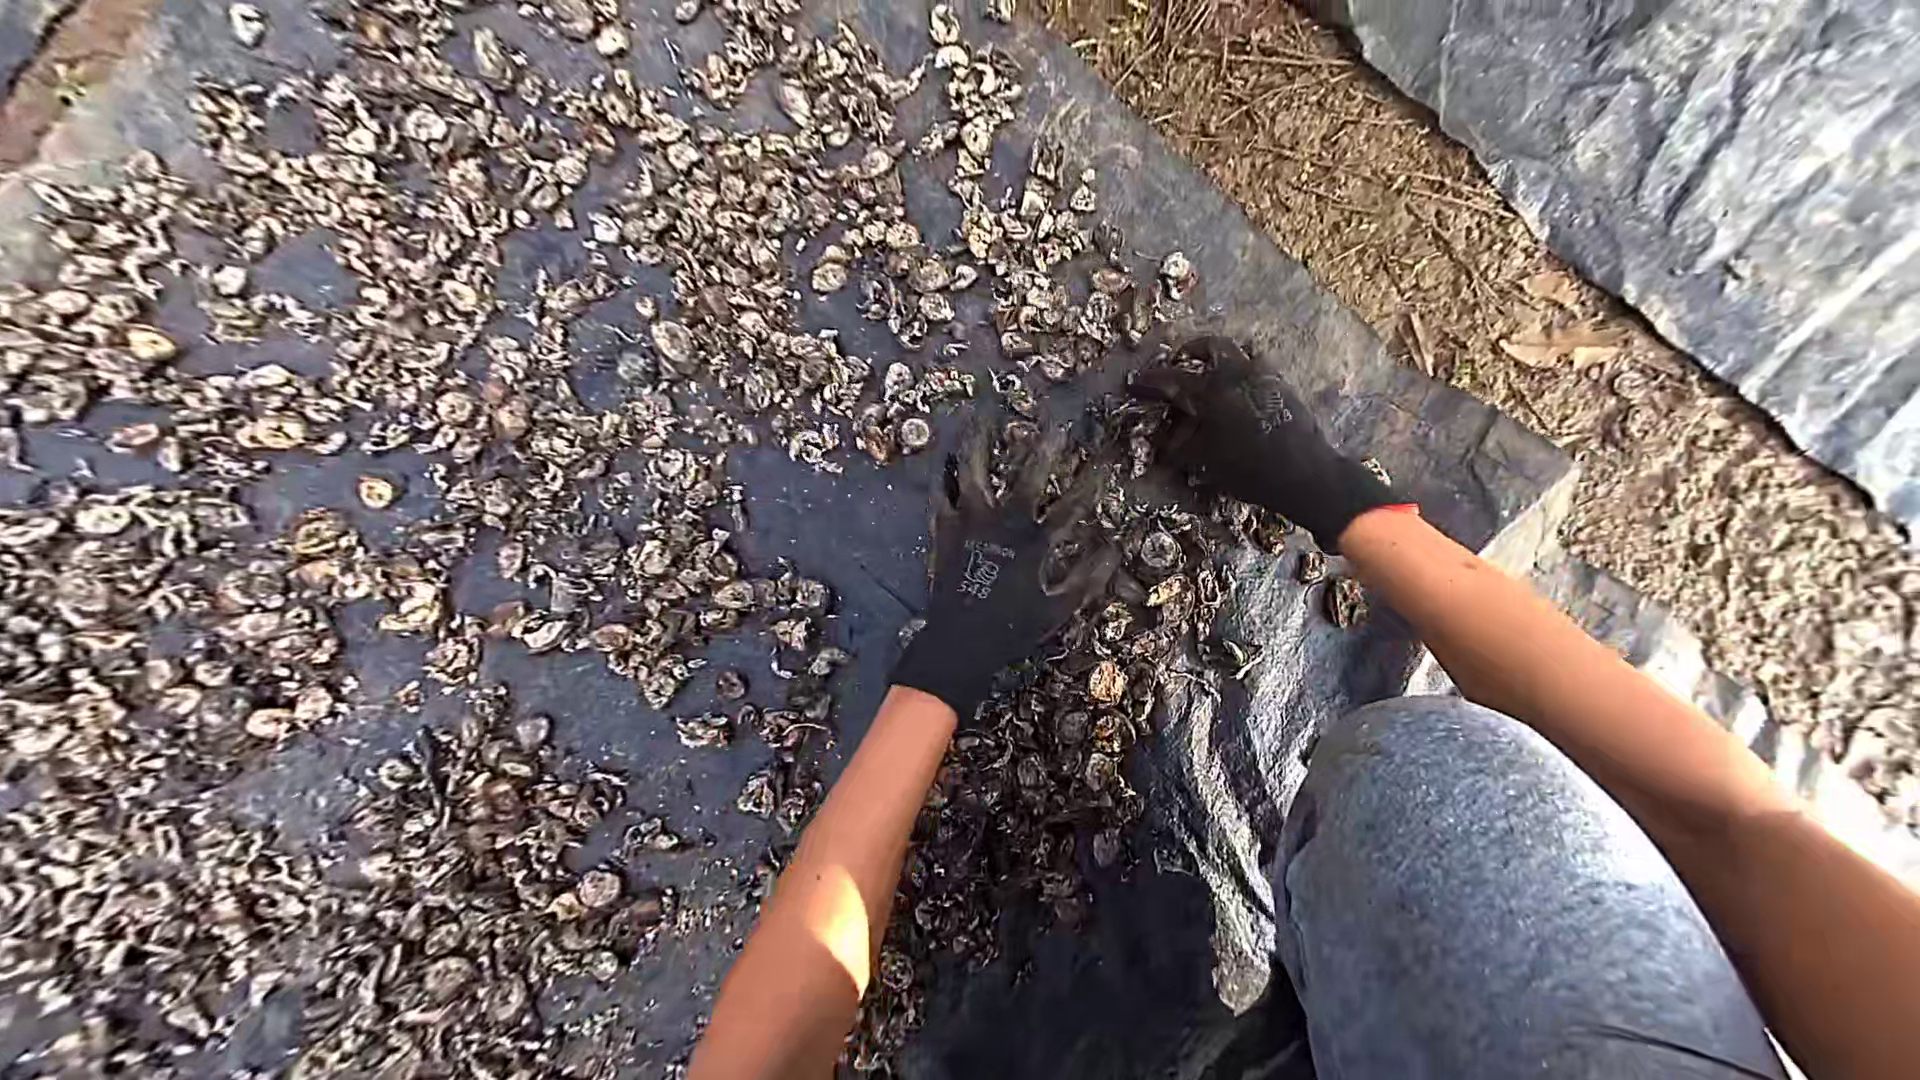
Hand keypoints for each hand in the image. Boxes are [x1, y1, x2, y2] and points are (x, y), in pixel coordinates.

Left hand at [890, 422, 1115, 723]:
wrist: (959, 641)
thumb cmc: (1012, 627)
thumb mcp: (1059, 608)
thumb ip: (1088, 576)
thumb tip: (1114, 547)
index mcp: (1034, 540)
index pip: (1073, 504)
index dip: (1093, 481)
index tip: (1106, 461)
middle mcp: (1003, 521)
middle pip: (1029, 475)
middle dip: (1046, 448)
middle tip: (1055, 425)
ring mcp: (969, 520)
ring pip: (974, 469)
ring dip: (981, 440)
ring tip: (983, 413)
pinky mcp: (944, 527)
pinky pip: (941, 492)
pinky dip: (943, 472)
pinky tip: (945, 453)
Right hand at [1128, 336, 1408, 550]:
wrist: (1306, 476)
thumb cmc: (1247, 469)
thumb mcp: (1202, 460)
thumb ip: (1177, 445)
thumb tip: (1159, 438)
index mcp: (1213, 390)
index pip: (1171, 379)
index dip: (1149, 381)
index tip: (1134, 383)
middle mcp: (1238, 373)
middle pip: (1211, 347)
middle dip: (1190, 352)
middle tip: (1177, 363)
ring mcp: (1265, 377)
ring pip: (1237, 354)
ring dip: (1218, 361)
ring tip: (1206, 380)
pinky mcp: (1282, 387)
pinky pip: (1254, 369)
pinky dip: (1237, 376)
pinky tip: (1232, 398)